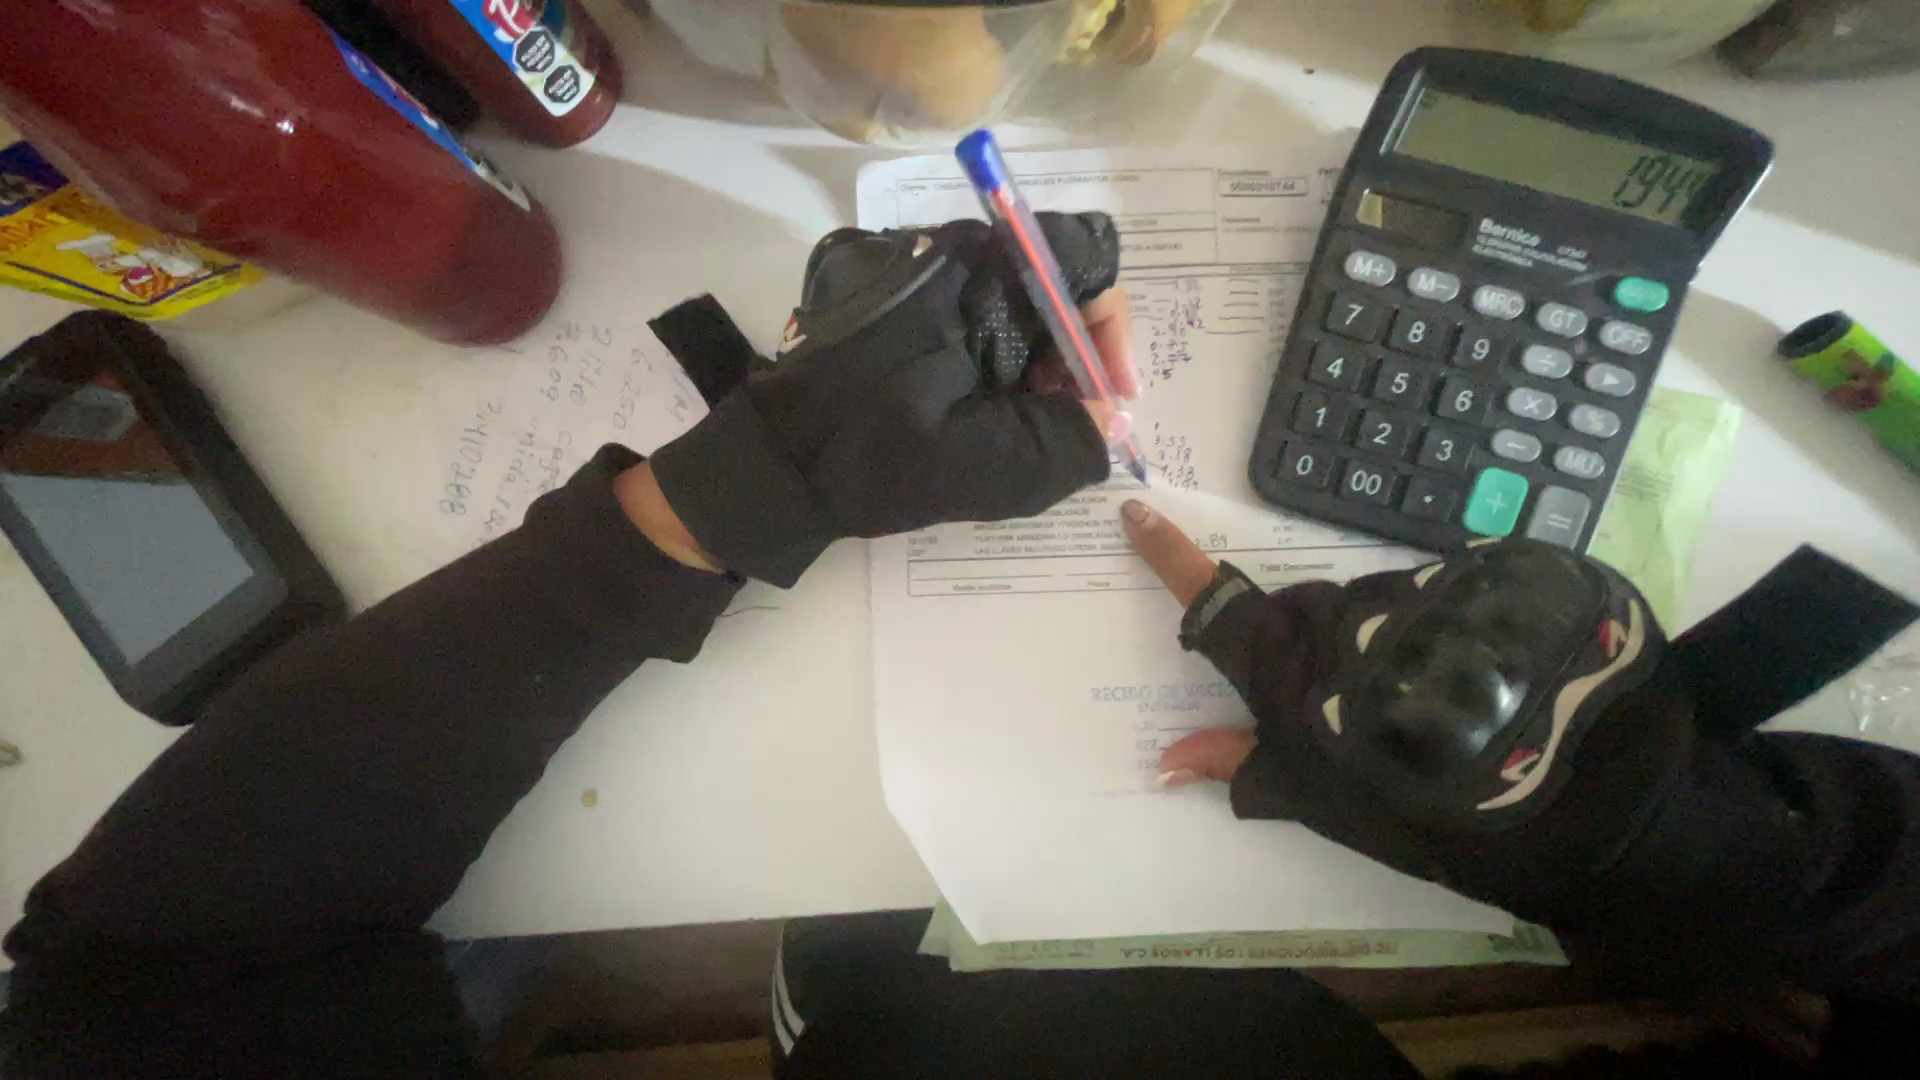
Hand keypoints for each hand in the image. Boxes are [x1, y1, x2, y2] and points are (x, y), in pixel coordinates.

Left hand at [649, 213, 1135, 586]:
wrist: (777, 463)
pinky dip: (1003, 374)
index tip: (1110, 394)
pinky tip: (991, 421)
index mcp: (973, 275)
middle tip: (1069, 425)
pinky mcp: (908, 313)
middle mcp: (951, 259)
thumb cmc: (872, 457)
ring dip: (1039, 372)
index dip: (1109, 329)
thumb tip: (1108, 419)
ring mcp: (924, 282)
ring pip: (1016, 313)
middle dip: (1075, 360)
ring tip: (1027, 432)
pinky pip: (980, 330)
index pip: (1079, 259)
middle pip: (1051, 288)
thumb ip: (1064, 443)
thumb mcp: (982, 466)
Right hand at [1121, 497, 1689, 919]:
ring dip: (1360, 651)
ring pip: (1351, 613)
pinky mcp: (1448, 598)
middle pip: (1287, 610)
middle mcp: (1328, 616)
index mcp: (1281, 659)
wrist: (1557, 795)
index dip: (1167, 554)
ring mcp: (1389, 600)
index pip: (1209, 596)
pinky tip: (1444, 691)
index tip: (1137, 512)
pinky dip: (1408, 645)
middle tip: (1332, 711)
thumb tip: (1163, 761)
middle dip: (1294, 647)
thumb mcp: (1307, 792)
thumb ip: (1235, 762)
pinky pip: (1405, 613)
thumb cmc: (1403, 801)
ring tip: (1403, 714)